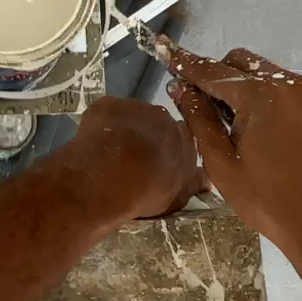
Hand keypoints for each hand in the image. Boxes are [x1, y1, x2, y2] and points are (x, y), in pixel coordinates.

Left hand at [53, 96, 206, 218]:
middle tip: (134, 156)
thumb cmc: (146, 191)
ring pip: (131, 114)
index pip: (182, 135)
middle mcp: (161, 115)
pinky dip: (103, 122)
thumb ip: (192, 182)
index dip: (169, 146)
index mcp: (182, 136)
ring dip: (125, 127)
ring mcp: (133, 107)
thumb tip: (206, 179)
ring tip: (112, 150)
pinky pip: (107, 111)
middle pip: (156, 121)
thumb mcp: (176, 196)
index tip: (159, 159)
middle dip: (147, 135)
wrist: (107, 179)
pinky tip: (96, 141)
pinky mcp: (106, 104)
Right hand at [164, 44, 301, 254]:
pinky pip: (294, 93)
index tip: (165, 49)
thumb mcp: (221, 164)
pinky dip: (276, 103)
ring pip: (270, 76)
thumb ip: (199, 119)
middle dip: (219, 75)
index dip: (186, 63)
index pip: (213, 71)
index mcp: (262, 96)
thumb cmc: (267, 201)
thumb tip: (180, 88)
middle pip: (243, 63)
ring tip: (242, 128)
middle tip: (205, 104)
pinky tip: (273, 136)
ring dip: (249, 90)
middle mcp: (292, 85)